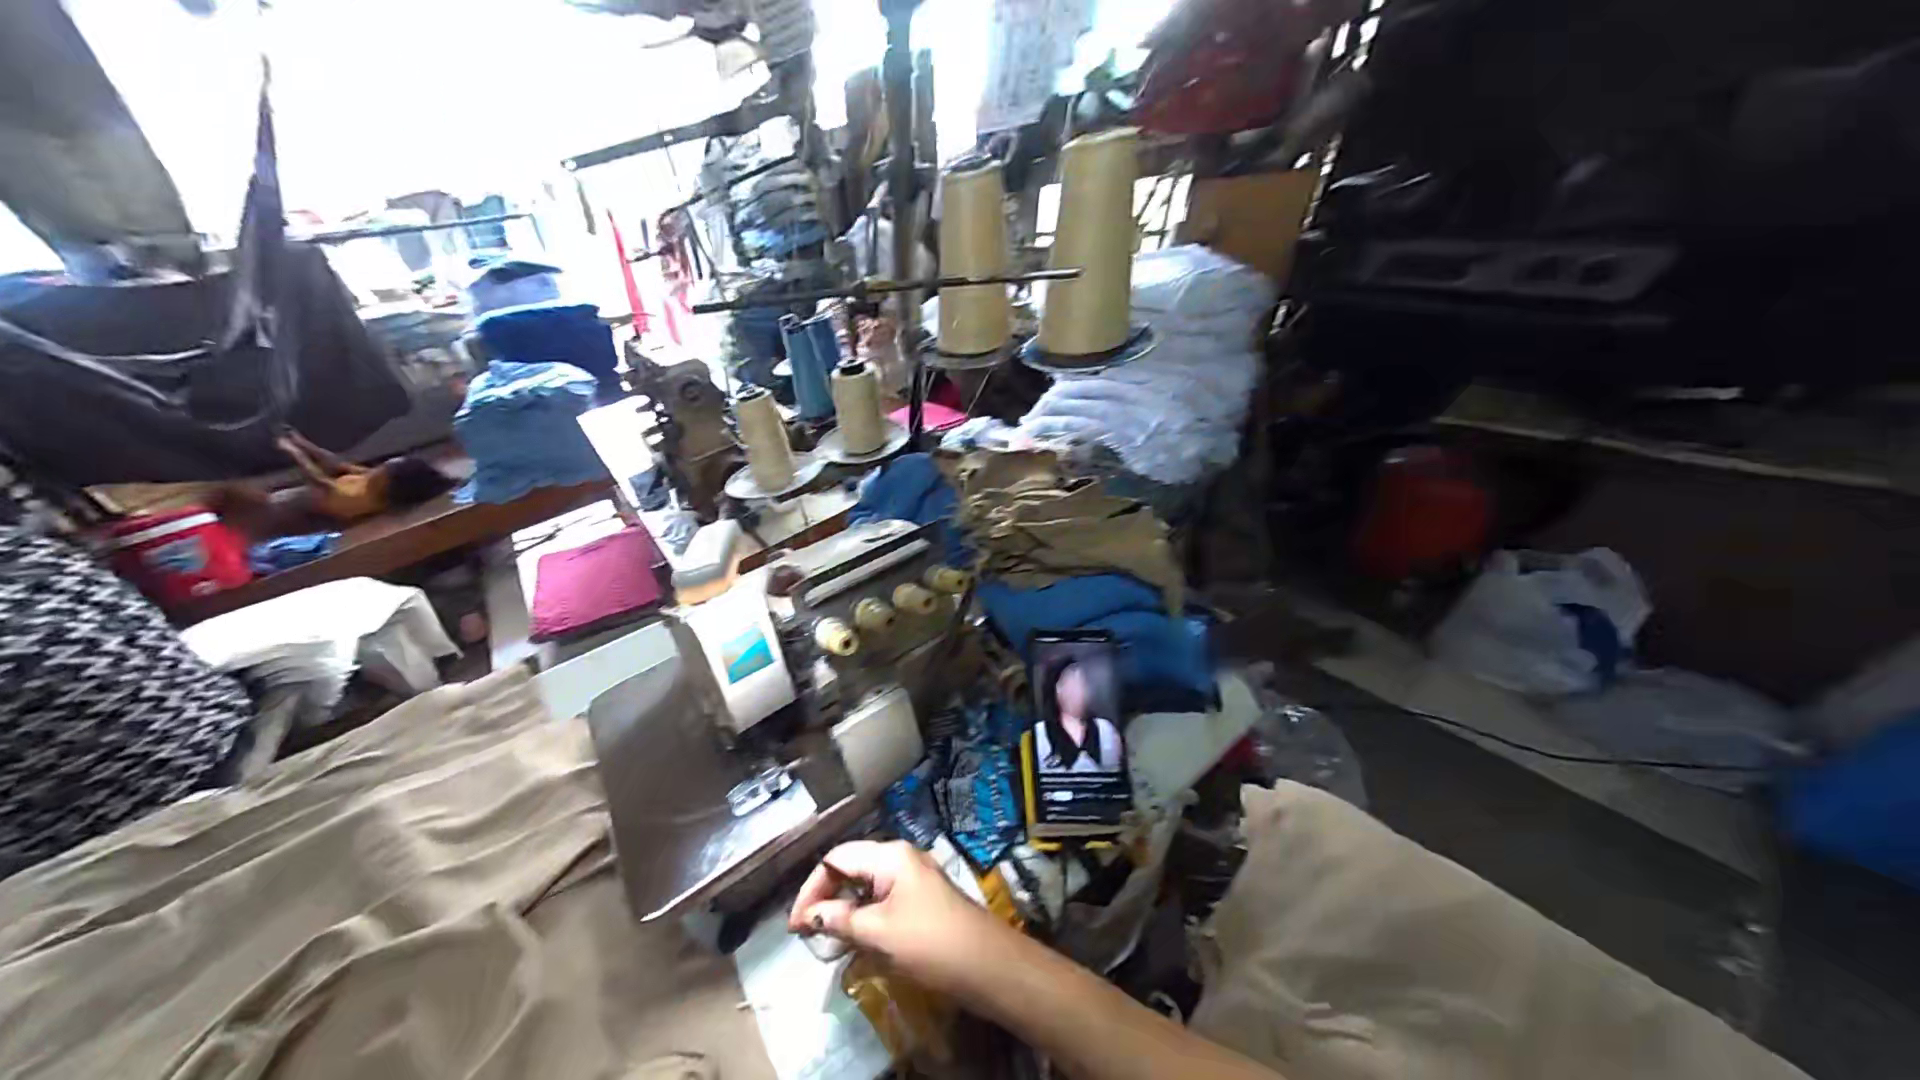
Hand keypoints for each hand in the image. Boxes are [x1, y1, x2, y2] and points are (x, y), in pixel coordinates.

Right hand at [788, 840, 1011, 995]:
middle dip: (826, 898)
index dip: (812, 889)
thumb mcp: (879, 931)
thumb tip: (810, 915)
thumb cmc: (929, 941)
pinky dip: (863, 918)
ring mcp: (912, 879)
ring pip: (865, 887)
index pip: (837, 859)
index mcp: (890, 855)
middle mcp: (900, 858)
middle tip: (807, 933)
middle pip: (850, 869)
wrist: (986, 964)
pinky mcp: (920, 901)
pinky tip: (855, 941)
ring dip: (844, 911)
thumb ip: (841, 919)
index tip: (795, 925)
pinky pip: (881, 902)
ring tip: (827, 941)